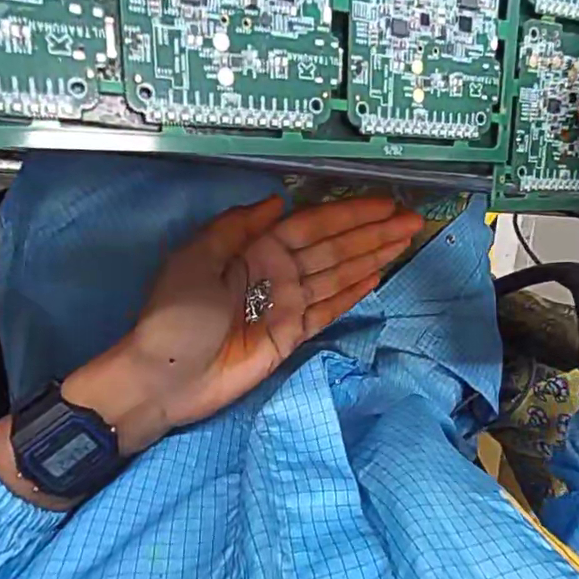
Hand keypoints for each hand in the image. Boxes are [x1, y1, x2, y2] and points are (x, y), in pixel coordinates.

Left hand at [100, 194, 423, 429]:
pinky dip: (351, 295)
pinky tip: (375, 278)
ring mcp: (285, 305)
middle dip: (372, 233)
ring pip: (337, 275)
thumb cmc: (175, 317)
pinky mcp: (290, 336)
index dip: (349, 213)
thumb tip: (276, 201)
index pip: (311, 225)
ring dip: (370, 257)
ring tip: (404, 242)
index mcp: (253, 250)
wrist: (165, 377)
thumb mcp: (196, 259)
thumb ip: (237, 227)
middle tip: (412, 220)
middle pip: (333, 247)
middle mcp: (275, 273)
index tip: (384, 203)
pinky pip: (327, 310)